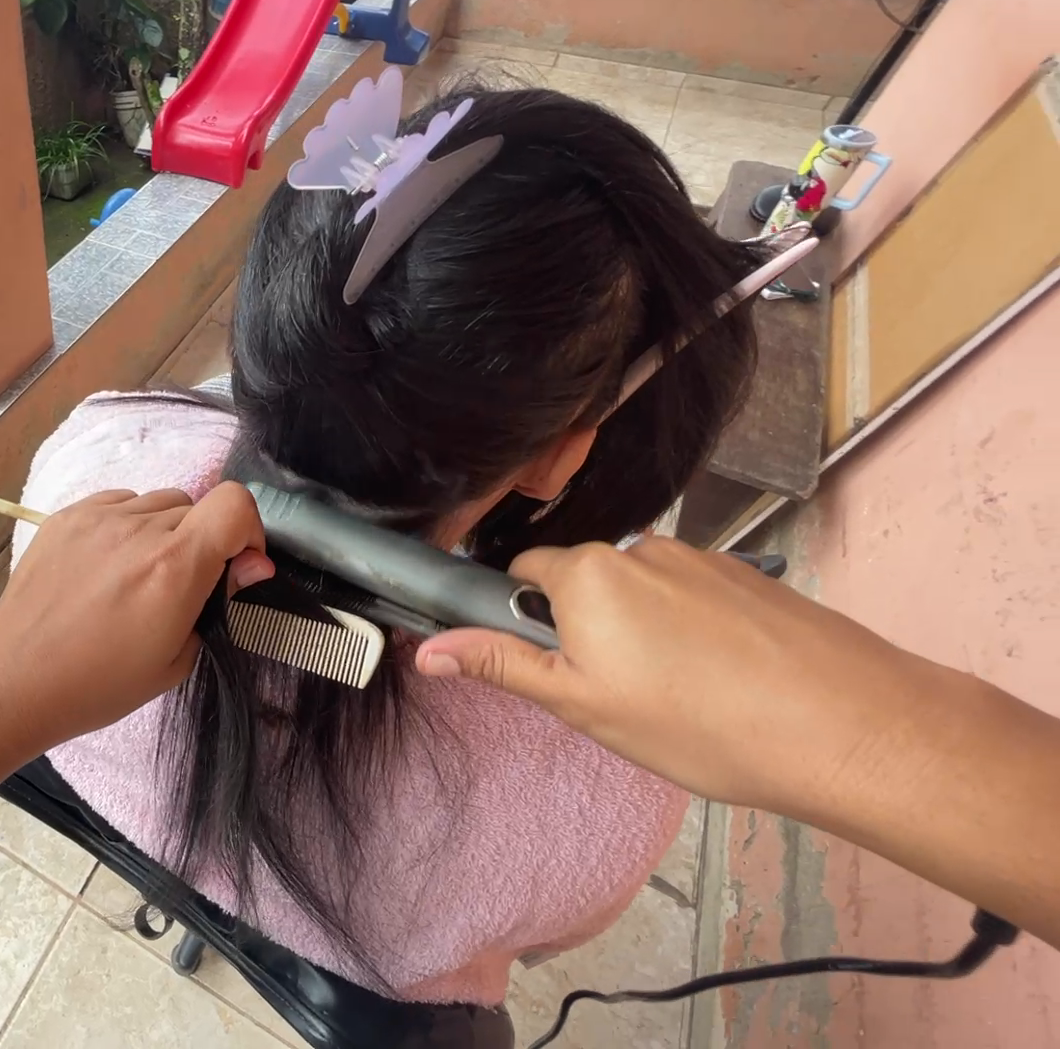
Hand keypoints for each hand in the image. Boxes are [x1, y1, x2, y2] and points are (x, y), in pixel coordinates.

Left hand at [0, 482, 271, 747]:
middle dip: (203, 542)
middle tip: (179, 586)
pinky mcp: (67, 516)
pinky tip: (108, 563)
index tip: (236, 565)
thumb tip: (251, 566)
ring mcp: (98, 517)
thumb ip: (218, 603)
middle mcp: (138, 530)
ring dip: (163, 531)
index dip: (249, 530)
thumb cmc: (98, 684)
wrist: (15, 676)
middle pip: (196, 507)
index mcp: (173, 567)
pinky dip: (127, 524)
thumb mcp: (176, 660)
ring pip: (157, 502)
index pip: (236, 504)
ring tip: (137, 575)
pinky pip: (118, 502)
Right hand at [411, 536, 962, 818]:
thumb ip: (499, 665)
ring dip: (637, 625)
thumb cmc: (696, 722)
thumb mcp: (579, 702)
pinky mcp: (748, 574)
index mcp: (585, 575)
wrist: (858, 732)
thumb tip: (425, 651)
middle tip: (615, 687)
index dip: (523, 616)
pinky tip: (721, 673)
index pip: (521, 573)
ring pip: (637, 590)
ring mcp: (698, 558)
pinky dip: (688, 624)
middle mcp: (636, 550)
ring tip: (678, 687)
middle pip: (580, 581)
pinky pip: (688, 593)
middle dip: (583, 624)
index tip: (552, 660)